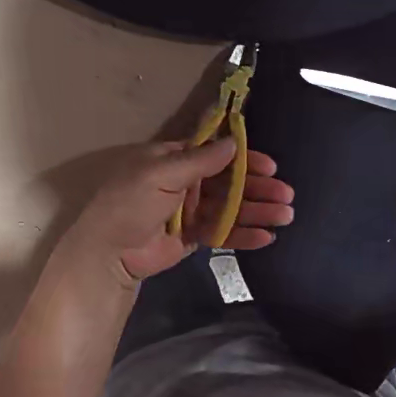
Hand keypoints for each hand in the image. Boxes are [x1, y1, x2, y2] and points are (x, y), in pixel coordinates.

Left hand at [51, 138, 293, 291]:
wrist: (109, 254)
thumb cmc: (130, 204)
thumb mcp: (161, 174)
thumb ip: (200, 160)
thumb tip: (233, 142)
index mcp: (175, 160)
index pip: (217, 154)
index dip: (245, 158)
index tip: (270, 166)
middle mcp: (186, 182)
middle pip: (230, 182)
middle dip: (259, 188)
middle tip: (286, 194)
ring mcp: (192, 210)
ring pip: (232, 207)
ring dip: (259, 210)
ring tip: (285, 216)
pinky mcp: (194, 236)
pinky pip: (224, 231)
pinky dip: (245, 234)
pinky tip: (266, 237)